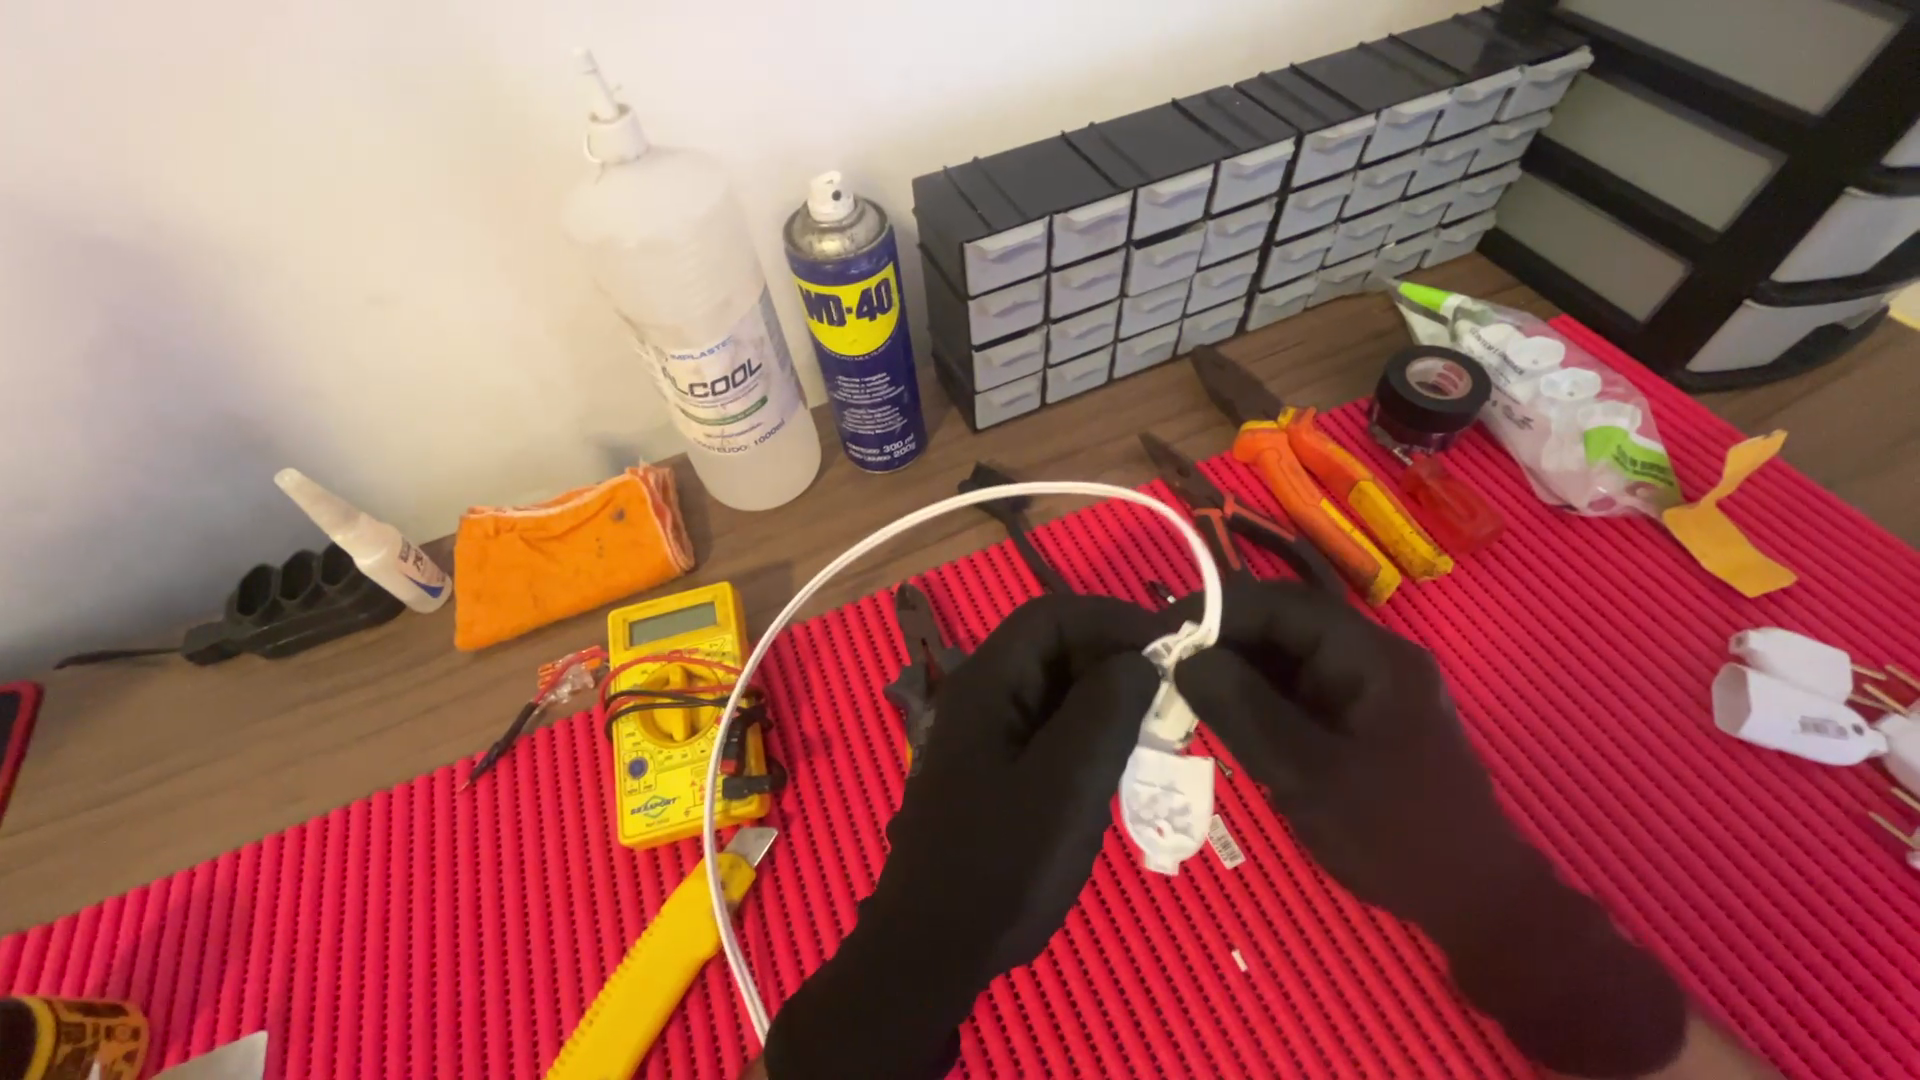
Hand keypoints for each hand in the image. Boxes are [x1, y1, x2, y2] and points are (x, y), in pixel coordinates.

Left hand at [765, 594, 1163, 1077]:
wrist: (935, 947)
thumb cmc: (1002, 863)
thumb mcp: (1067, 782)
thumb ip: (1105, 709)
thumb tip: (1141, 658)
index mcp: (987, 683)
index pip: (1053, 616)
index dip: (1113, 620)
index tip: (1169, 649)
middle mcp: (982, 695)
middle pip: (1053, 647)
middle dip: (1113, 657)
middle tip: (1170, 691)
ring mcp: (987, 733)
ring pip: (1055, 688)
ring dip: (1106, 694)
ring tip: (1157, 723)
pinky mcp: (998, 767)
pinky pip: (1050, 726)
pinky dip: (1090, 729)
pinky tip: (1122, 757)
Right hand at [1172, 581, 1684, 1078]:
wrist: (1473, 902)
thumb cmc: (1394, 835)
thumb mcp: (1308, 774)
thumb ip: (1243, 708)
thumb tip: (1183, 658)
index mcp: (1370, 656)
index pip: (1280, 606)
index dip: (1216, 610)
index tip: (1162, 633)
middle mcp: (1367, 658)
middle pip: (1280, 626)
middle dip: (1219, 639)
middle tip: (1162, 663)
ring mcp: (1360, 688)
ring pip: (1281, 658)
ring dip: (1230, 668)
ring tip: (1177, 686)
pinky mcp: (1350, 718)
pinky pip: (1290, 690)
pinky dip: (1250, 696)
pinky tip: (1215, 712)